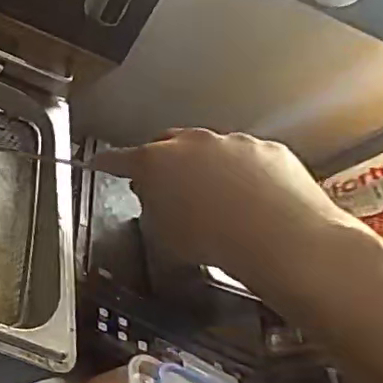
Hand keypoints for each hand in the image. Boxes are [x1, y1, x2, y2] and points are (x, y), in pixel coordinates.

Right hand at [93, 128, 369, 301]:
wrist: (282, 240)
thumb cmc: (213, 239)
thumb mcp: (160, 230)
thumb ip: (150, 204)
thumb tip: (155, 195)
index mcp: (155, 161)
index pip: (119, 159)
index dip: (106, 163)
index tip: (100, 163)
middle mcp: (192, 143)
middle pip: (167, 145)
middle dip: (162, 162)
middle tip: (163, 187)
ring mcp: (234, 142)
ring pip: (208, 149)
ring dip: (204, 167)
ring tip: (212, 201)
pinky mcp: (270, 149)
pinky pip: (245, 157)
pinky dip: (240, 173)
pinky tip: (247, 200)